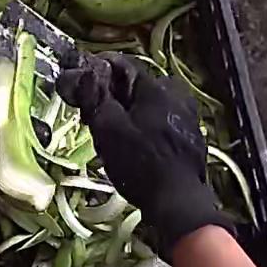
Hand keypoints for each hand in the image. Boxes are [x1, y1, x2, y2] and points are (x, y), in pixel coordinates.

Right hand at [57, 53, 226, 250]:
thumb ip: (94, 98)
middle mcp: (177, 95)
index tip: (77, 84)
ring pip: (147, 106)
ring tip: (108, 133)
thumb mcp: (108, 129)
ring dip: (126, 113)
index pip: (120, 64)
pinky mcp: (189, 138)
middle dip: (111, 96)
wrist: (177, 201)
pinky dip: (142, 128)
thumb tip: (80, 75)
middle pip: (134, 86)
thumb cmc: (140, 163)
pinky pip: (158, 123)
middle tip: (90, 113)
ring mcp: (187, 117)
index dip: (94, 71)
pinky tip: (132, 147)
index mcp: (157, 87)